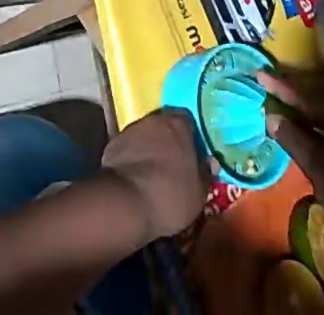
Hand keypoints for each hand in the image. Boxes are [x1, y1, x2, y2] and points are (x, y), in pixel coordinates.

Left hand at [99, 108, 209, 240]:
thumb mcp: (198, 193)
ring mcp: (130, 130)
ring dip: (149, 148)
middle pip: (165, 126)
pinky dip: (133, 158)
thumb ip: (205, 173)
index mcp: (178, 124)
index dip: (191, 137)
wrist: (125, 203)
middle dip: (169, 141)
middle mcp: (154, 120)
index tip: (193, 154)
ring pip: (145, 135)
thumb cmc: (170, 195)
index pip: (188, 120)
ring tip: (153, 173)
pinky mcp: (112, 144)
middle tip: (174, 163)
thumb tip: (211, 162)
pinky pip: (128, 148)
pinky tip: (135, 177)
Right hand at [260, 61, 323, 305]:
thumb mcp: (319, 168)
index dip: (282, 86)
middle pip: (322, 96)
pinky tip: (307, 130)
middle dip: (295, 91)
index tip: (259, 75)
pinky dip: (319, 123)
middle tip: (270, 86)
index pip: (308, 94)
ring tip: (283, 105)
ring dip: (307, 107)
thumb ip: (294, 138)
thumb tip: (271, 115)